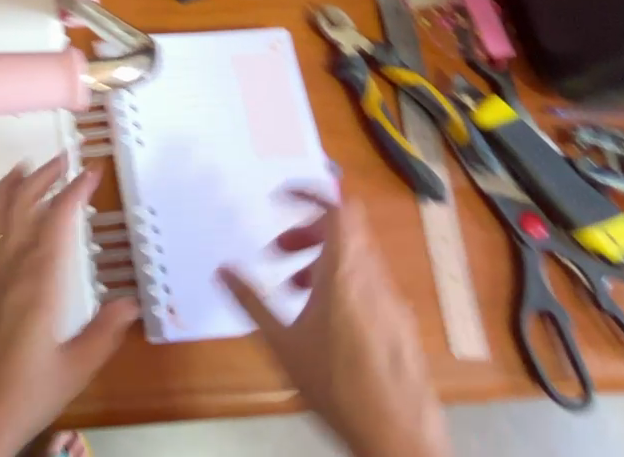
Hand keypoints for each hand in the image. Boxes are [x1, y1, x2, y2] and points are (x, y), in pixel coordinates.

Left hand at [0, 157, 139, 456]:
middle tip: (62, 160)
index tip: (88, 174)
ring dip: (6, 187)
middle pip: (23, 205)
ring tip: (21, 168)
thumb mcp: (76, 366)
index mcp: (40, 280)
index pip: (58, 219)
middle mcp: (8, 267)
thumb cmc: (24, 393)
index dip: (73, 190)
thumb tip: (129, 305)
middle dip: (44, 177)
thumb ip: (104, 333)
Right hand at [220, 188, 449, 456]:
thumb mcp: (281, 343)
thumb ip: (250, 300)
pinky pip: (369, 282)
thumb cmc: (336, 386)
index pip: (339, 208)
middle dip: (307, 230)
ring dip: (322, 258)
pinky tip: (322, 317)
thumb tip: (222, 269)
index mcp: (344, 272)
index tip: (282, 195)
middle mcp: (373, 278)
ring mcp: (392, 301)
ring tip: (293, 286)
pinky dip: (342, 282)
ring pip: (357, 257)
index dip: (312, 191)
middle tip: (277, 249)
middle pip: (345, 229)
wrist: (399, 439)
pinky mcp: (401, 323)